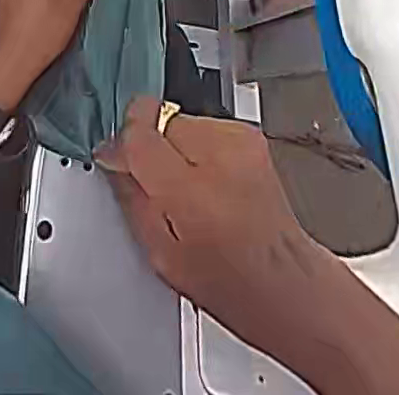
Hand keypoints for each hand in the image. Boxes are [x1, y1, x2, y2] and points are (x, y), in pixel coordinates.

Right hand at [100, 101, 398, 393]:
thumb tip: (113, 158)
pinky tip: (209, 179)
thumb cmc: (231, 281)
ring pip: (180, 118)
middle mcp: (218, 154)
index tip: (117, 157)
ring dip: (175, 144)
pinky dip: (199, 145)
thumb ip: (130, 196)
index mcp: (190, 190)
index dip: (121, 144)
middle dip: (150, 143)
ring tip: (189, 185)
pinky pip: (204, 125)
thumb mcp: (160, 253)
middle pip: (158, 118)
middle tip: (157, 181)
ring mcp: (238, 139)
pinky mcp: (249, 133)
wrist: (285, 279)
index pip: (138, 132)